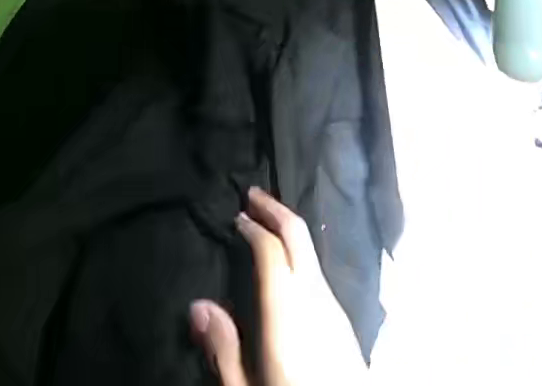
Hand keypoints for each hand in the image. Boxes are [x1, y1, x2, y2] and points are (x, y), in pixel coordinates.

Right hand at [189, 188, 368, 385]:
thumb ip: (224, 348)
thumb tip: (199, 306)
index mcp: (287, 308)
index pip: (271, 250)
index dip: (253, 226)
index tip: (236, 216)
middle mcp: (314, 294)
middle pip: (297, 234)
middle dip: (275, 208)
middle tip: (253, 194)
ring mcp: (333, 303)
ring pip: (310, 248)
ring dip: (289, 227)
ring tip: (266, 221)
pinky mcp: (342, 318)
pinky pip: (317, 268)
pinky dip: (299, 251)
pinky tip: (287, 261)